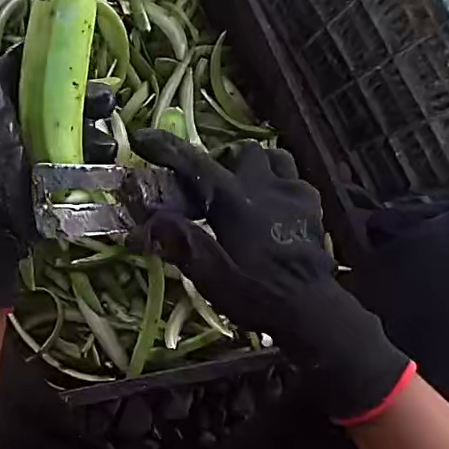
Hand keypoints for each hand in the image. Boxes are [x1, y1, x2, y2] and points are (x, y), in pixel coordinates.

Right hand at [127, 129, 413, 423]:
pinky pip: (294, 180)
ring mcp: (293, 192)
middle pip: (241, 151)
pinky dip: (280, 185)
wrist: (310, 309)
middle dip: (223, 160)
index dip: (165, 148)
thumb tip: (136, 230)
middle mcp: (263, 185)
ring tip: (245, 187)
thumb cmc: (255, 293)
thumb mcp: (208, 273)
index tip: (143, 139)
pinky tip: (274, 207)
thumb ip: (176, 242)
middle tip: (210, 183)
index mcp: (233, 199)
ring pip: (274, 157)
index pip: (193, 162)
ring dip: (256, 166)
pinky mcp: (313, 206)